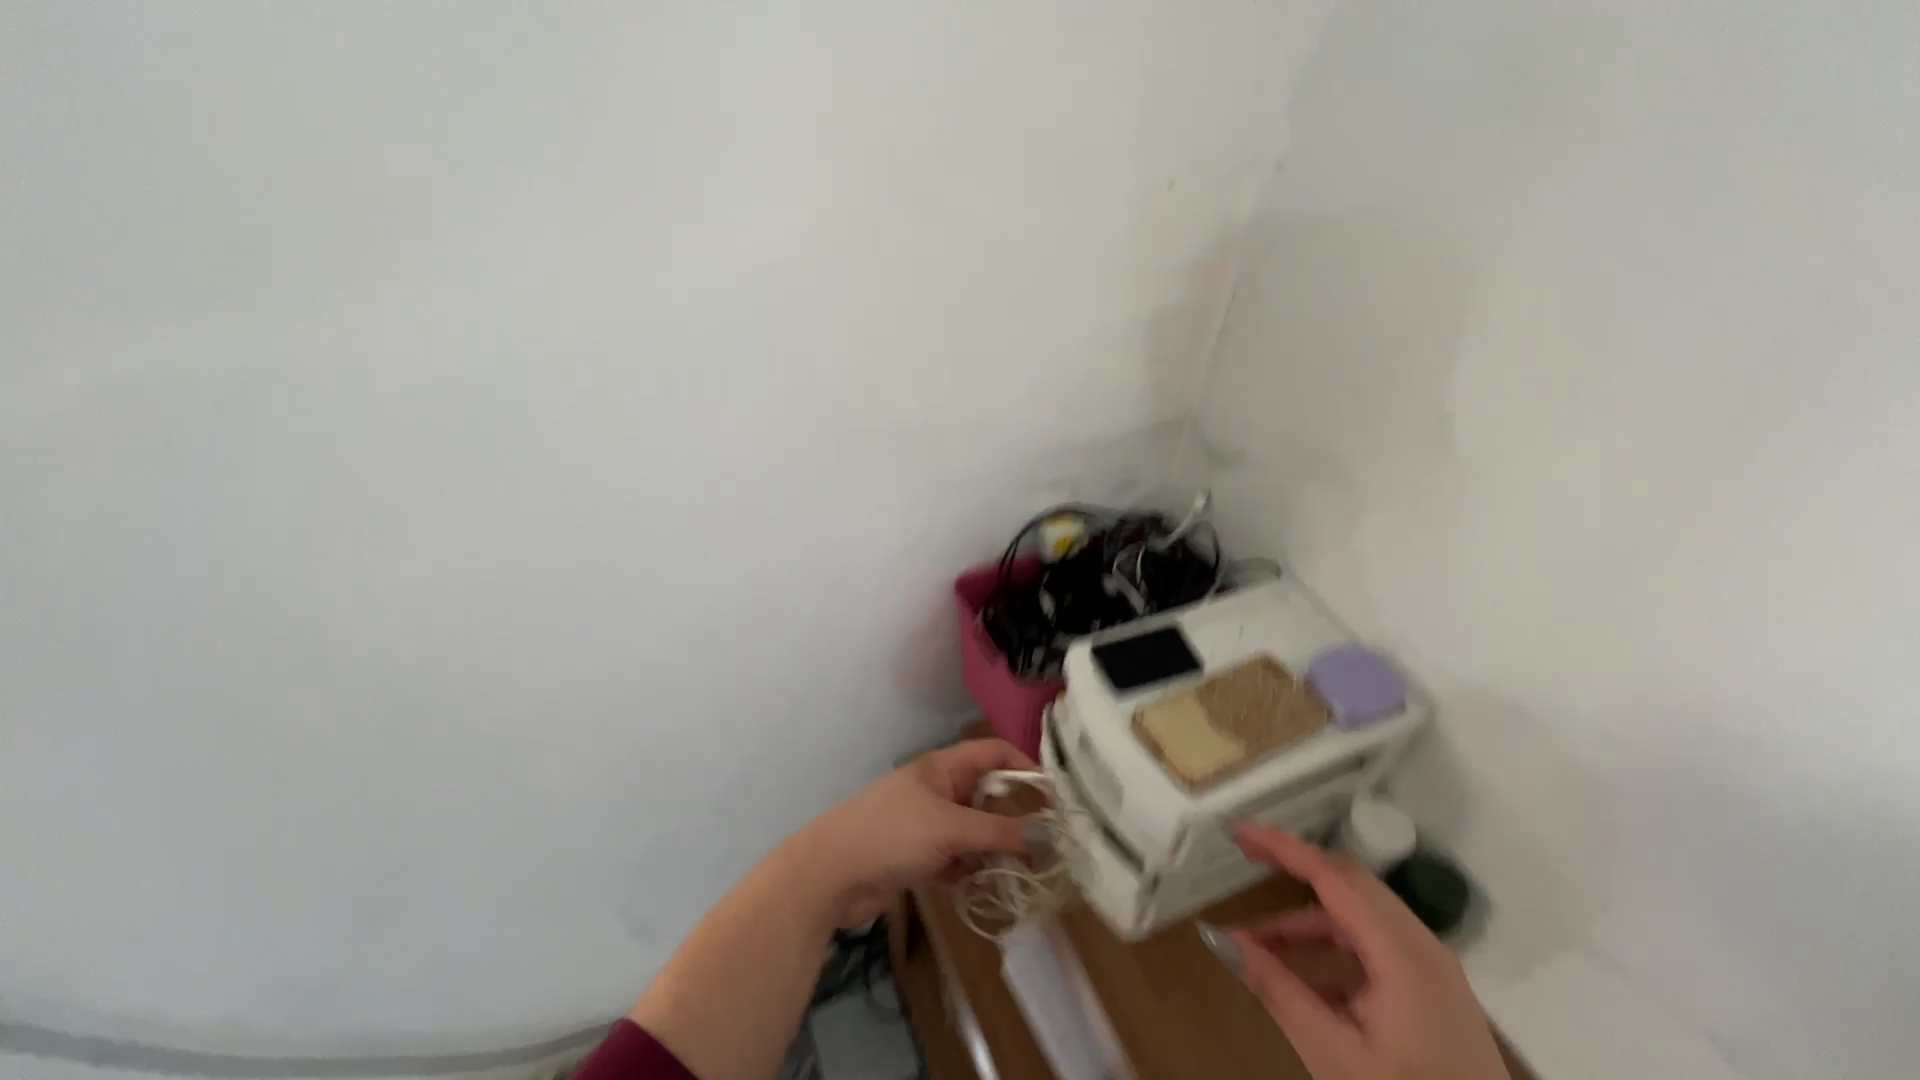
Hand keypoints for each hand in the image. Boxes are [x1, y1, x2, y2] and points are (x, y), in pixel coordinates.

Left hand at [799, 739, 1035, 925]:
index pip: (994, 754)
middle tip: (1042, 846)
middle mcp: (937, 791)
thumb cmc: (890, 834)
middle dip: (1014, 817)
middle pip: (987, 795)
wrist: (829, 874)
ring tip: (1017, 872)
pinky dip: (970, 870)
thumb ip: (999, 831)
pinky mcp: (917, 857)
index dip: (1026, 769)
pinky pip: (957, 858)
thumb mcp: (950, 828)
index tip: (1054, 800)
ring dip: (993, 848)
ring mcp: (926, 825)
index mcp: (942, 768)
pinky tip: (979, 885)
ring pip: (974, 831)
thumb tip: (1044, 838)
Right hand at [1227, 823, 1509, 1079]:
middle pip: (1350, 885)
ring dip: (1307, 922)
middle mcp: (1422, 947)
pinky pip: (1375, 949)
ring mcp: (1431, 970)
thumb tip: (1220, 939)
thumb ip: (1276, 990)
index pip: (1335, 877)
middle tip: (1243, 857)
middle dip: (1293, 868)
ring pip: (1360, 919)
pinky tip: (1301, 982)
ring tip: (1257, 944)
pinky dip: (1332, 950)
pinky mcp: (1432, 993)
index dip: (1284, 847)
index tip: (1239, 830)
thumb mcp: (1333, 1054)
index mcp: (1403, 952)